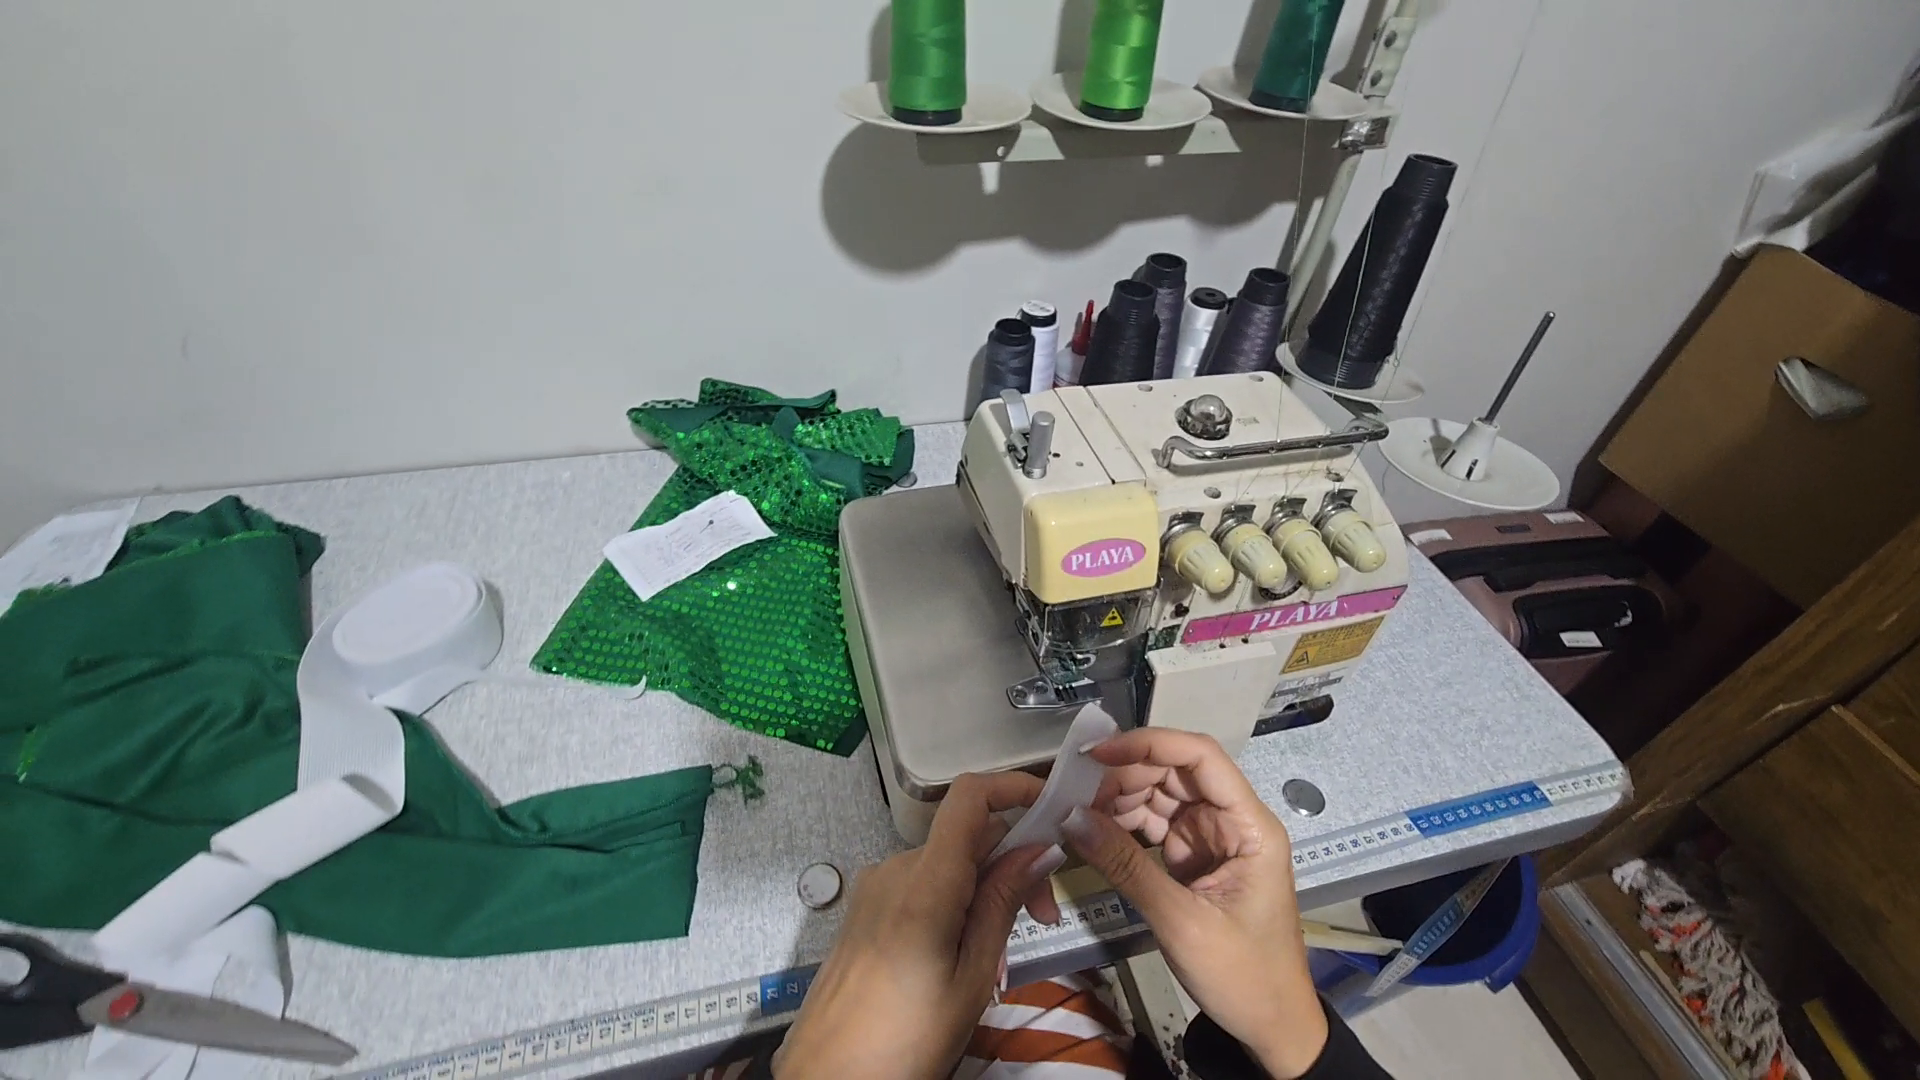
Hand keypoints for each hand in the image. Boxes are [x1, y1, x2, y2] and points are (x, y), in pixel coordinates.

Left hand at [774, 772, 1067, 1079]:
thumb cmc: (907, 1039)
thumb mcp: (971, 977)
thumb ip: (1003, 902)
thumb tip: (1042, 847)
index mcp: (925, 880)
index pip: (969, 795)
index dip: (1014, 787)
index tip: (1052, 810)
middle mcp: (896, 866)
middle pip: (967, 835)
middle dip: (1012, 863)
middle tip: (1043, 920)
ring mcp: (876, 884)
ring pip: (948, 864)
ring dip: (984, 892)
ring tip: (997, 960)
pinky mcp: (866, 905)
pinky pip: (921, 885)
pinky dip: (953, 904)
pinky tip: (961, 956)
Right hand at [1063, 729, 1328, 1078]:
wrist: (1271, 1029)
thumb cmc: (1243, 976)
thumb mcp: (1181, 922)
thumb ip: (1126, 865)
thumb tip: (1071, 818)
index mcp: (1249, 825)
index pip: (1201, 757)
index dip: (1150, 744)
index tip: (1100, 753)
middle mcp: (1231, 819)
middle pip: (1174, 771)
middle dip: (1125, 774)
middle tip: (1077, 791)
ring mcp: (1211, 836)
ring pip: (1159, 793)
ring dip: (1119, 797)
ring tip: (1079, 810)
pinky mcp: (1193, 855)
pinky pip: (1153, 822)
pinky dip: (1123, 822)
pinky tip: (1095, 827)